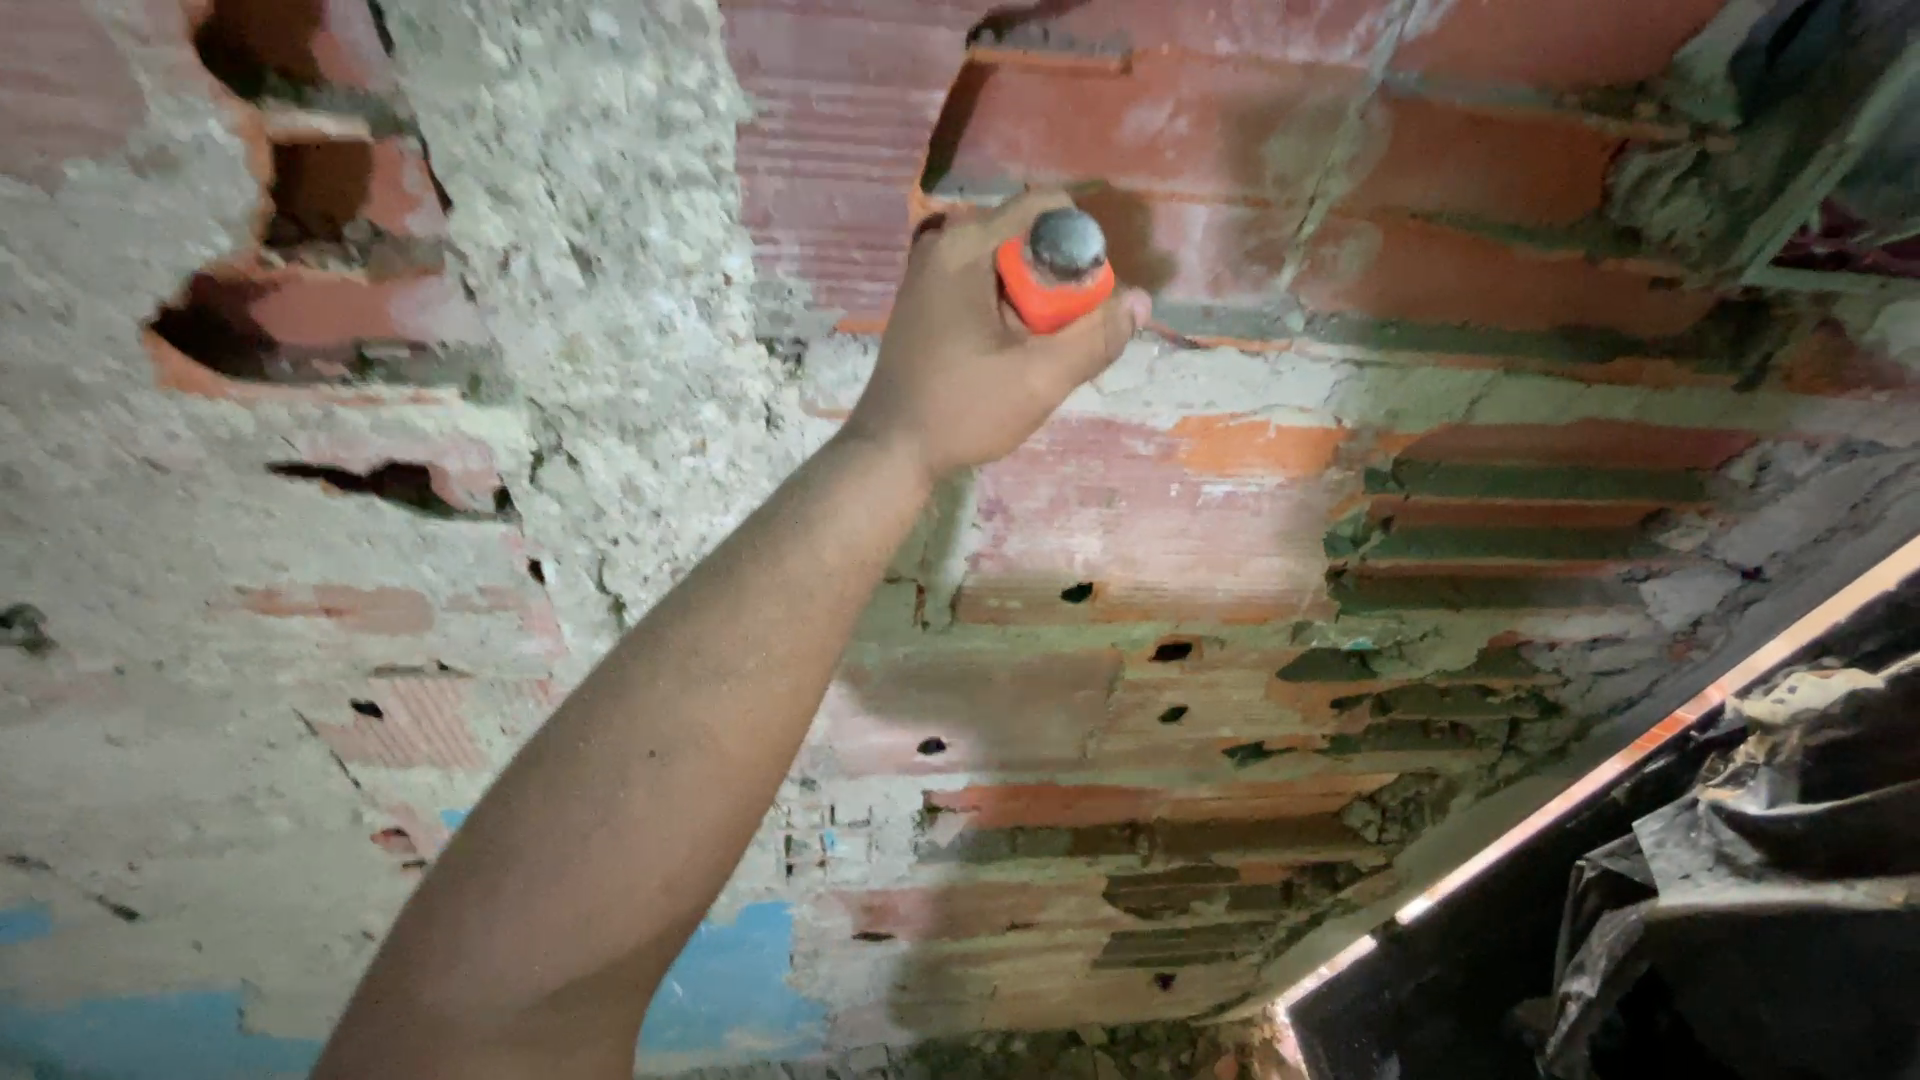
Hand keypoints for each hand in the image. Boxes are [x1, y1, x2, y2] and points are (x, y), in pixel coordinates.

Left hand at [843, 189, 1151, 481]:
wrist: (890, 451)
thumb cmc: (960, 411)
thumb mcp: (1039, 379)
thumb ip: (1095, 337)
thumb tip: (1141, 300)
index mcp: (964, 247)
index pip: (1046, 208)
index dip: (1082, 248)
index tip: (1088, 300)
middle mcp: (943, 247)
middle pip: (1028, 240)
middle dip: (1058, 285)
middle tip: (1059, 339)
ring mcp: (930, 275)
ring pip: (1009, 270)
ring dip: (1034, 306)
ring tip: (1033, 355)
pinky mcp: (927, 304)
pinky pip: (985, 290)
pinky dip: (1008, 315)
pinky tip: (1007, 358)